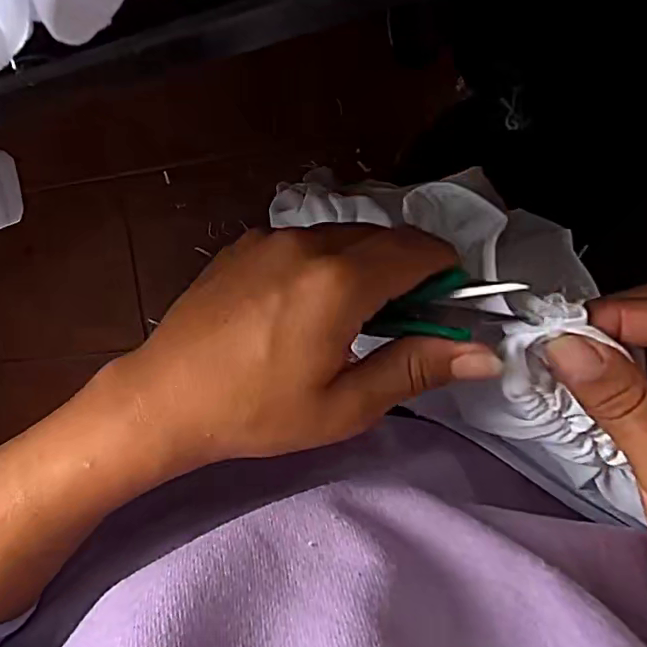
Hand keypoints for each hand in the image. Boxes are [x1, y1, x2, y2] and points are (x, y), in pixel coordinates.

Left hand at [103, 224, 502, 470]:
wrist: (162, 398)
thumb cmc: (256, 412)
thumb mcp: (344, 404)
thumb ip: (416, 367)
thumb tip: (484, 353)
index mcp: (339, 281)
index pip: (418, 250)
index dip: (445, 270)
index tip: (448, 301)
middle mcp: (308, 243)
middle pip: (385, 237)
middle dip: (409, 268)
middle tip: (404, 318)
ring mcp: (272, 237)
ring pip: (346, 234)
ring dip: (368, 263)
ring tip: (353, 315)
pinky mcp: (245, 242)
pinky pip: (306, 240)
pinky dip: (327, 260)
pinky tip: (305, 303)